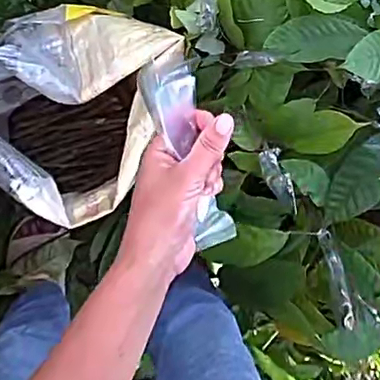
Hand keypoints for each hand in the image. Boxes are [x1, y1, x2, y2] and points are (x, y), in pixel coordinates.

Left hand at [119, 110, 232, 285]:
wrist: (156, 259)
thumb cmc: (158, 220)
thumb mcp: (187, 177)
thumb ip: (207, 148)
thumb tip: (223, 121)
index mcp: (158, 151)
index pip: (182, 122)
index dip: (201, 124)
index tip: (217, 130)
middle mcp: (166, 163)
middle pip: (199, 143)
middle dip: (210, 156)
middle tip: (204, 170)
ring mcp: (177, 180)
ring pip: (205, 163)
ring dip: (211, 174)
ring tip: (202, 189)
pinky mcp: (186, 196)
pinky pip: (206, 182)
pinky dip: (210, 188)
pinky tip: (205, 198)